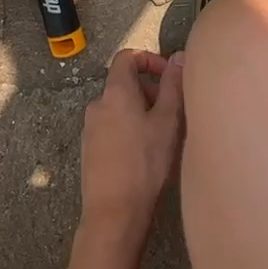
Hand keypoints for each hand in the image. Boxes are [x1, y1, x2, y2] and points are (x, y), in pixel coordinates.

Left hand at [78, 50, 183, 243]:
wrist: (114, 211)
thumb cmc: (145, 162)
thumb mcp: (167, 121)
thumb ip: (173, 85)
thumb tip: (177, 56)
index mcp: (115, 92)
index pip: (127, 57)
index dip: (149, 59)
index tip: (169, 77)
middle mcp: (97, 104)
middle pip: (124, 83)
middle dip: (150, 90)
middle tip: (172, 112)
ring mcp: (90, 128)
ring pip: (119, 107)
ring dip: (141, 112)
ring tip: (162, 135)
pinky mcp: (89, 149)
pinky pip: (112, 127)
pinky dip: (129, 129)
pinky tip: (145, 153)